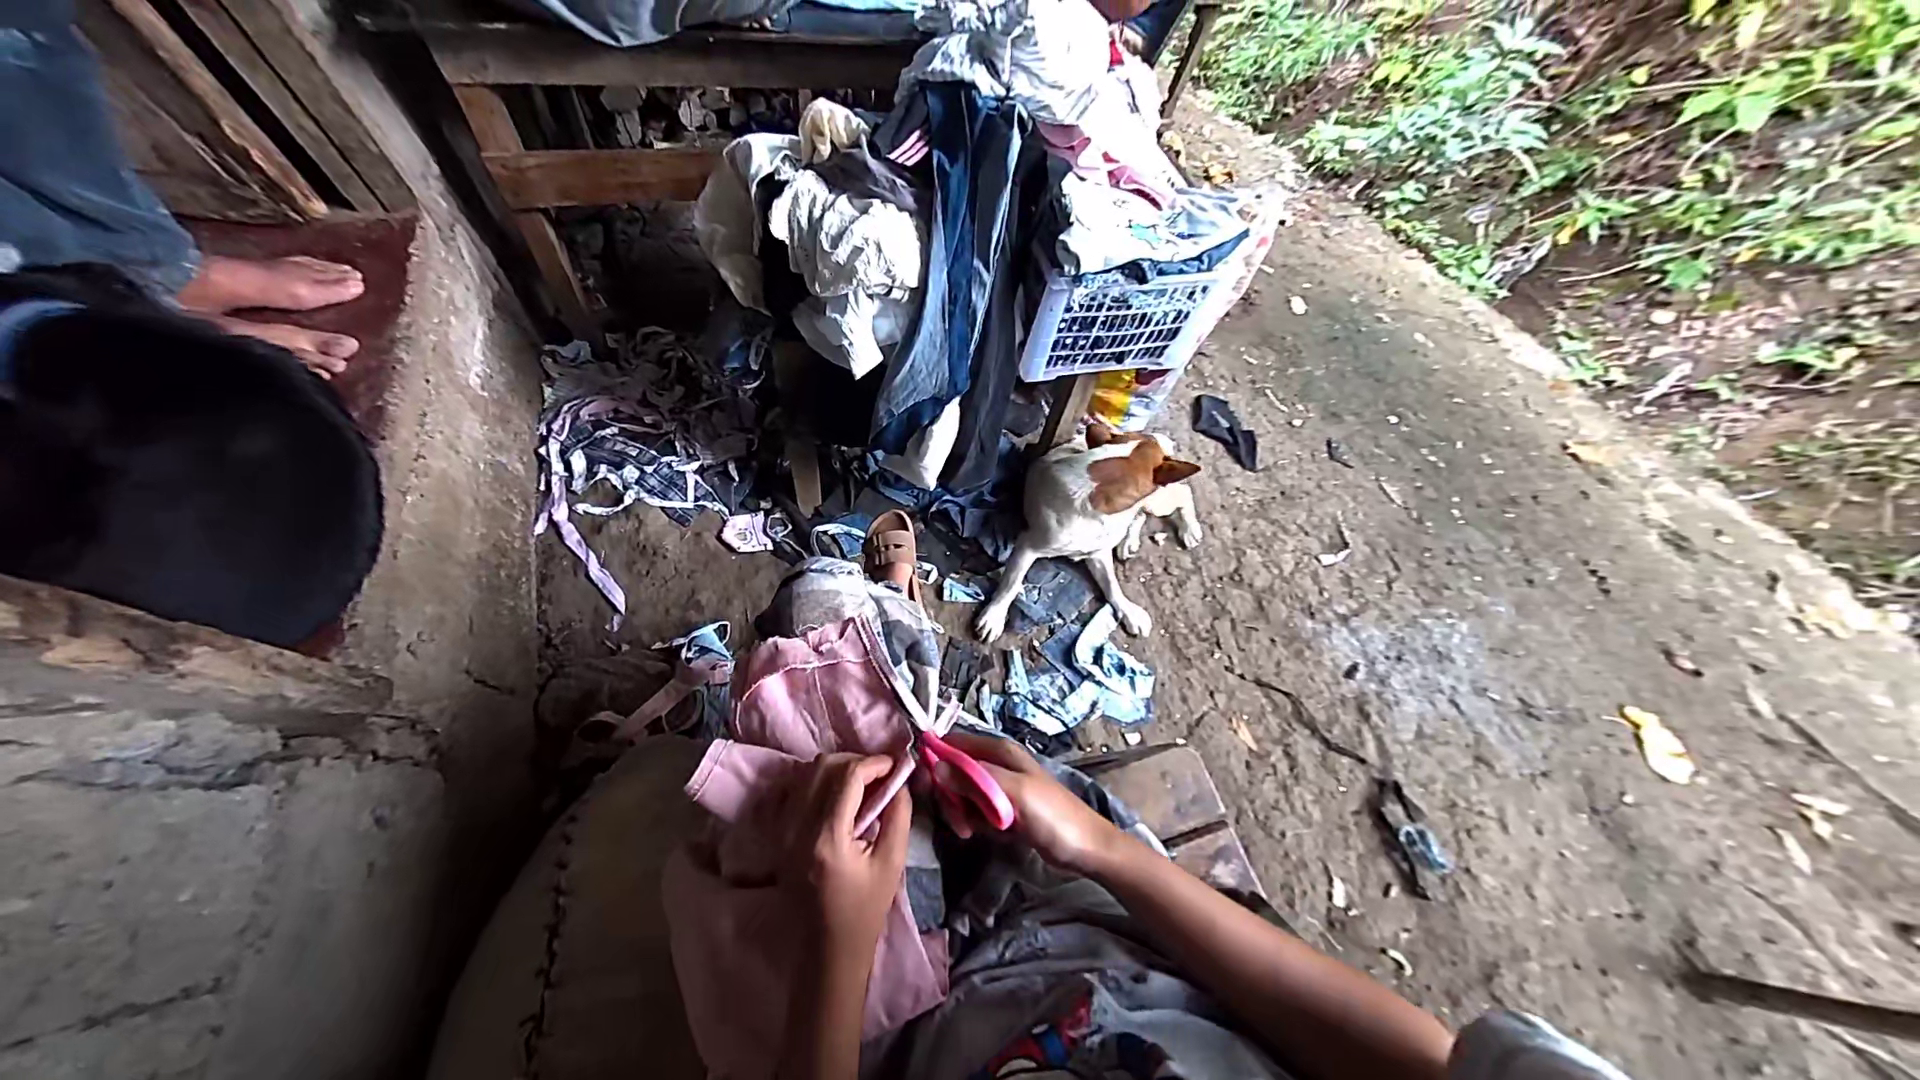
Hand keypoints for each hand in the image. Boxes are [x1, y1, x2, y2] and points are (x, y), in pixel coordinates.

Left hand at [781, 753, 912, 955]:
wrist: (827, 948)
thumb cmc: (864, 910)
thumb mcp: (892, 862)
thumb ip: (898, 814)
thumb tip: (899, 779)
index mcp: (827, 839)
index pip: (847, 777)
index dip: (874, 763)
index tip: (895, 765)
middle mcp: (797, 829)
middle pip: (823, 767)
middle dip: (856, 761)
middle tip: (879, 774)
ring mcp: (781, 831)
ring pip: (805, 773)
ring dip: (836, 768)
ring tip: (860, 783)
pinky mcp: (777, 835)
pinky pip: (792, 789)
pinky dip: (814, 780)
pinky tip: (834, 793)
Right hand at [936, 732, 1126, 875]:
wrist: (1085, 847)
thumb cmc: (1052, 815)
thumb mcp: (1013, 793)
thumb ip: (974, 778)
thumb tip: (934, 765)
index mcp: (999, 750)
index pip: (954, 743)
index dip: (936, 758)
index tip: (926, 784)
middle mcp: (995, 762)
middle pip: (953, 769)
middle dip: (948, 793)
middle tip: (957, 818)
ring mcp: (998, 786)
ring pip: (961, 792)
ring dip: (960, 811)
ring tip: (969, 830)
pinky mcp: (1001, 808)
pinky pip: (974, 809)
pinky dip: (972, 820)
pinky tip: (979, 833)